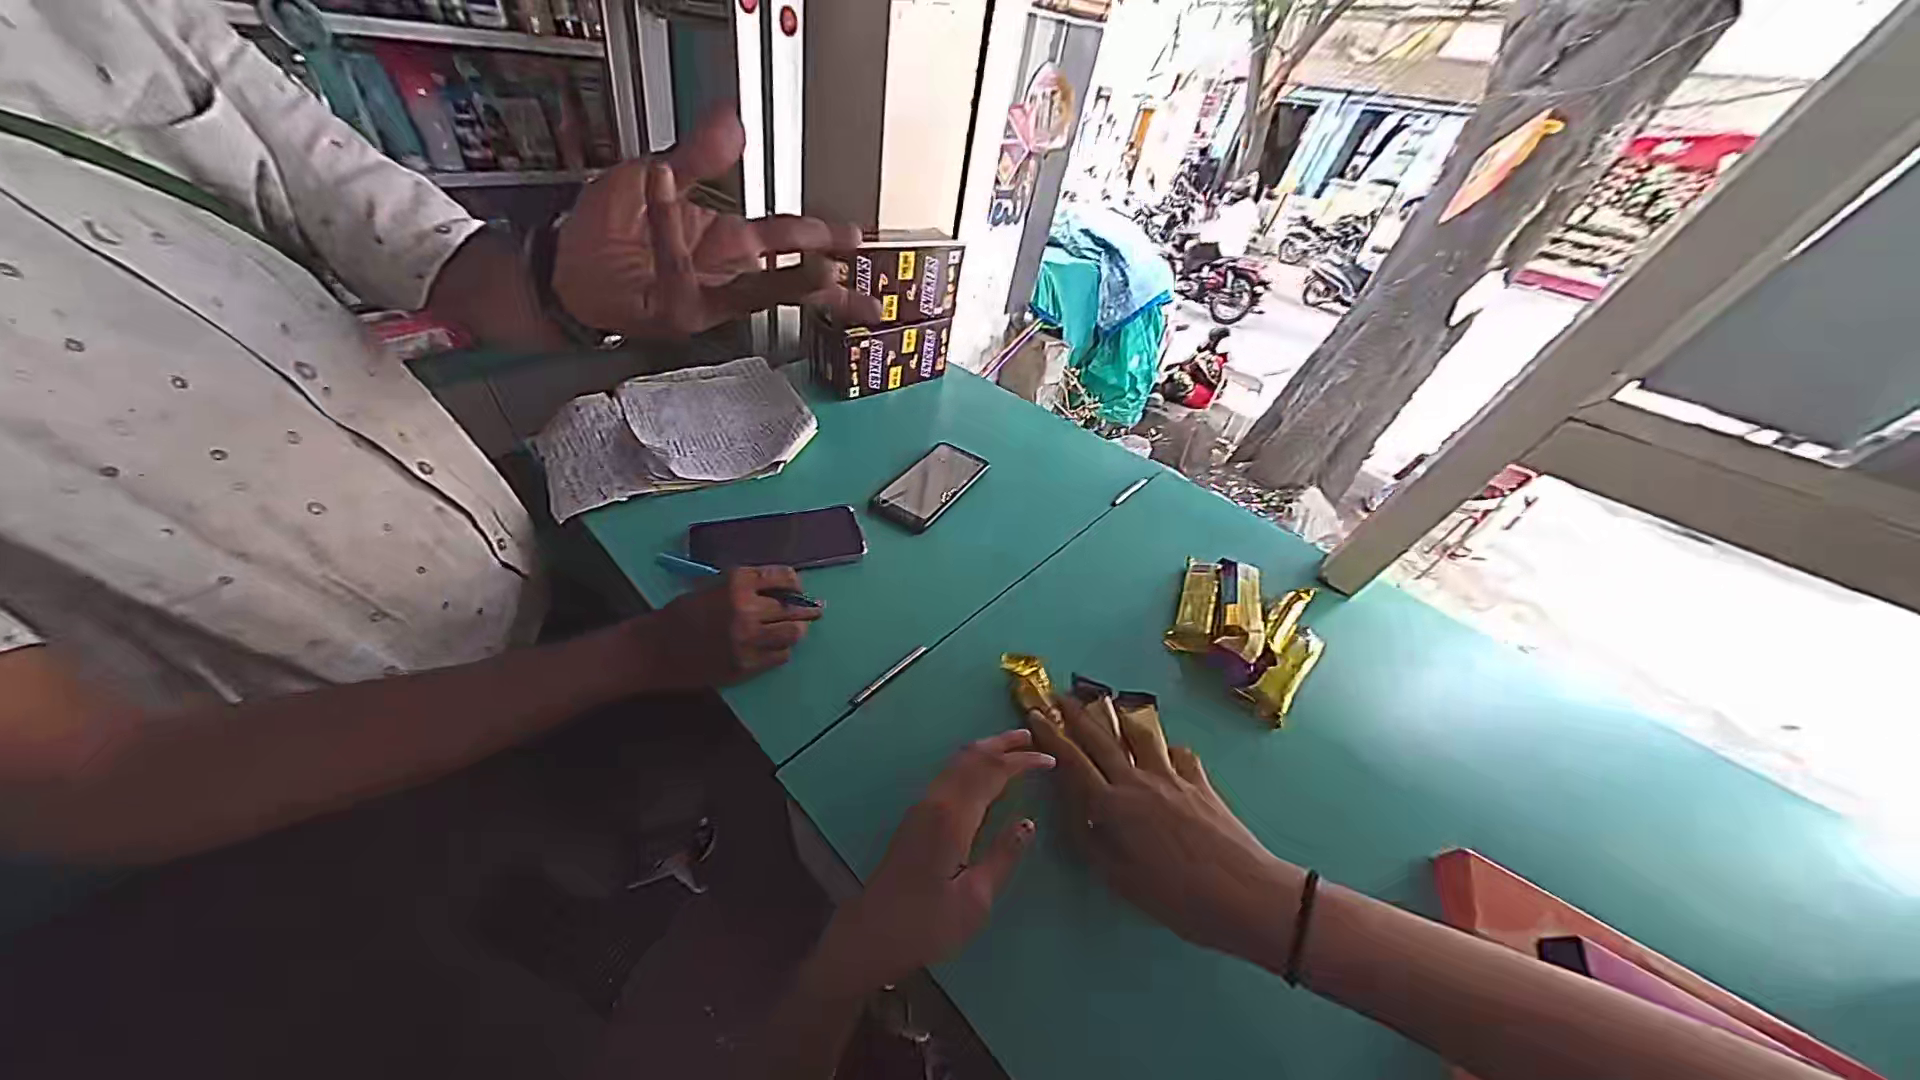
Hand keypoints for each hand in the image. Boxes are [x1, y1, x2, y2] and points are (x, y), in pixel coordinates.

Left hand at [553, 106, 882, 338]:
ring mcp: (703, 299)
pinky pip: (678, 266)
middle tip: (864, 287)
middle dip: (826, 282)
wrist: (566, 270)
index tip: (856, 241)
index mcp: (728, 247)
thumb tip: (736, 121)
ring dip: (789, 281)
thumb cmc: (611, 233)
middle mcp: (724, 277)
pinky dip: (666, 224)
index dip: (823, 240)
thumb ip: (698, 155)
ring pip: (754, 294)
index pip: (785, 243)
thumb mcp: (657, 177)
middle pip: (785, 281)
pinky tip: (664, 181)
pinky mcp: (673, 308)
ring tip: (824, 269)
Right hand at [634, 566, 821, 689]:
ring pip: (793, 633)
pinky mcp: (746, 664)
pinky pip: (780, 656)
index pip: (782, 577)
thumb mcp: (713, 587)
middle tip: (813, 610)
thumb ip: (747, 587)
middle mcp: (746, 609)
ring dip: (796, 630)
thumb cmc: (682, 614)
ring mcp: (747, 639)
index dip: (795, 582)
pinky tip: (773, 646)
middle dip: (806, 608)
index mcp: (736, 583)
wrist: (653, 649)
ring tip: (793, 628)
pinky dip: (781, 650)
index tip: (797, 587)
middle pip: (794, 607)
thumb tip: (783, 590)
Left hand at [814, 731, 1054, 989]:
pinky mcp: (918, 814)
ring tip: (1014, 746)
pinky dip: (973, 762)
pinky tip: (984, 771)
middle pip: (973, 757)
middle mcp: (937, 801)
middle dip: (1004, 743)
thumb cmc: (927, 923)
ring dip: (987, 749)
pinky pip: (950, 773)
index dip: (1022, 761)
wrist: (872, 932)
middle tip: (1033, 737)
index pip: (993, 772)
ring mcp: (923, 805)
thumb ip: (1003, 856)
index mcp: (953, 817)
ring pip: (958, 762)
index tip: (1049, 761)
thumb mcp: (975, 900)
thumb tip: (1028, 823)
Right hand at [1024, 695, 1305, 971]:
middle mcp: (1139, 782)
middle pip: (1102, 739)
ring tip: (1110, 704)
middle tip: (1061, 697)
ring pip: (1140, 735)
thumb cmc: (1178, 898)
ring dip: (1120, 717)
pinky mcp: (1200, 782)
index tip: (1035, 716)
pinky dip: (1167, 747)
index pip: (1073, 762)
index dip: (1051, 736)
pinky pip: (1178, 753)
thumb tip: (1075, 812)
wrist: (1247, 897)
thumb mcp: (1121, 880)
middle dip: (1077, 715)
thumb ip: (1092, 842)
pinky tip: (1166, 750)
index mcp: (1114, 806)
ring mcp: (1172, 777)